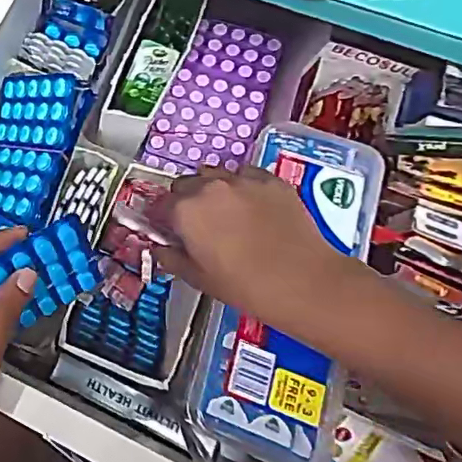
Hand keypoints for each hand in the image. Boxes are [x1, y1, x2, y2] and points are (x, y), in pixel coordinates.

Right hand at [154, 166, 358, 324]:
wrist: (302, 281)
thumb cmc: (243, 285)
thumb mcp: (198, 278)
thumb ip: (172, 258)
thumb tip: (162, 249)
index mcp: (185, 210)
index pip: (159, 205)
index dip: (160, 219)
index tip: (166, 231)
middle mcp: (210, 187)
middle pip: (185, 184)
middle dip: (185, 201)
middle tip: (196, 225)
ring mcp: (243, 180)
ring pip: (215, 175)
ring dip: (212, 190)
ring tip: (224, 214)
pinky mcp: (272, 180)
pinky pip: (247, 175)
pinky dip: (242, 188)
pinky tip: (251, 209)